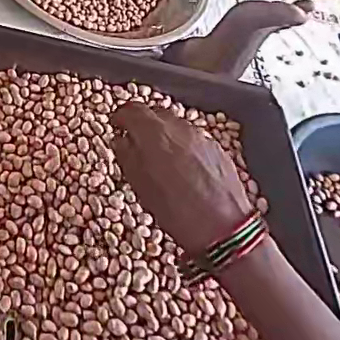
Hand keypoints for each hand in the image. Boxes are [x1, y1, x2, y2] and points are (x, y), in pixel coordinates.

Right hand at [110, 102, 255, 255]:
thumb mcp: (138, 184)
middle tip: (133, 139)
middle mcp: (178, 128)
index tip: (115, 125)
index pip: (130, 110)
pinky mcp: (217, 149)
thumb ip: (126, 154)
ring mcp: (200, 137)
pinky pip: (191, 137)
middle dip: (141, 122)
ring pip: (174, 124)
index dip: (119, 116)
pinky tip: (180, 164)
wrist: (224, 229)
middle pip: (153, 112)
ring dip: (161, 132)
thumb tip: (120, 140)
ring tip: (156, 154)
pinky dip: (180, 143)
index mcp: (153, 133)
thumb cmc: (175, 210)